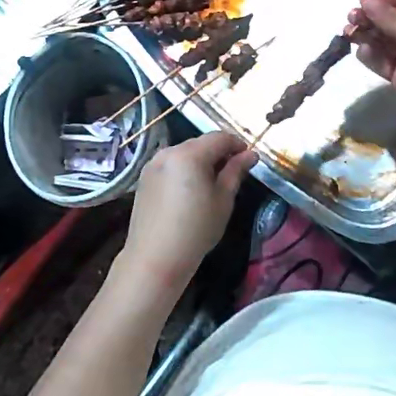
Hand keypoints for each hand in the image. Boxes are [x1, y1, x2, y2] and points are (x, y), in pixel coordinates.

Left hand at [122, 132, 254, 287]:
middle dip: (218, 153)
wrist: (155, 258)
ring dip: (201, 161)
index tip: (249, 159)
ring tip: (211, 184)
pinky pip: (170, 165)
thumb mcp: (223, 200)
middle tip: (233, 174)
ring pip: (184, 153)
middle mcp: (168, 152)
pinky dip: (184, 170)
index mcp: (190, 154)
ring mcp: (152, 164)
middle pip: (200, 143)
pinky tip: (189, 192)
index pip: (219, 137)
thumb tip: (251, 154)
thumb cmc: (196, 229)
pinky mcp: (144, 178)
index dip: (238, 145)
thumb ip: (236, 172)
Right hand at [351, 0, 395, 125]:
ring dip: (366, 35)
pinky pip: (382, 61)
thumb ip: (392, 19)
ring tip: (350, 32)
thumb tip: (365, 0)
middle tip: (352, 17)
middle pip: (392, 19)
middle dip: (371, 17)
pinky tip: (361, 50)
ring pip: (383, 39)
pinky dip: (370, 55)